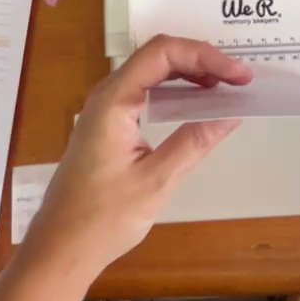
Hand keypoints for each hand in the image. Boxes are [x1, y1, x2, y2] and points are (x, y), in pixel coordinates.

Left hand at [24, 35, 252, 278]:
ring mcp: (107, 106)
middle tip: (239, 78)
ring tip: (226, 87)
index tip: (238, 74)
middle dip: (201, 60)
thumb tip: (231, 113)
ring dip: (190, 73)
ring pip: (153, 71)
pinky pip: (146, 90)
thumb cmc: (103, 218)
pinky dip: (176, 90)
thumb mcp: (155, 181)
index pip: (162, 53)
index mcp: (114, 99)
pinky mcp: (110, 122)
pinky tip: (198, 104)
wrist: (60, 247)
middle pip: (158, 56)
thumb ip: (193, 142)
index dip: (204, 55)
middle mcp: (108, 93)